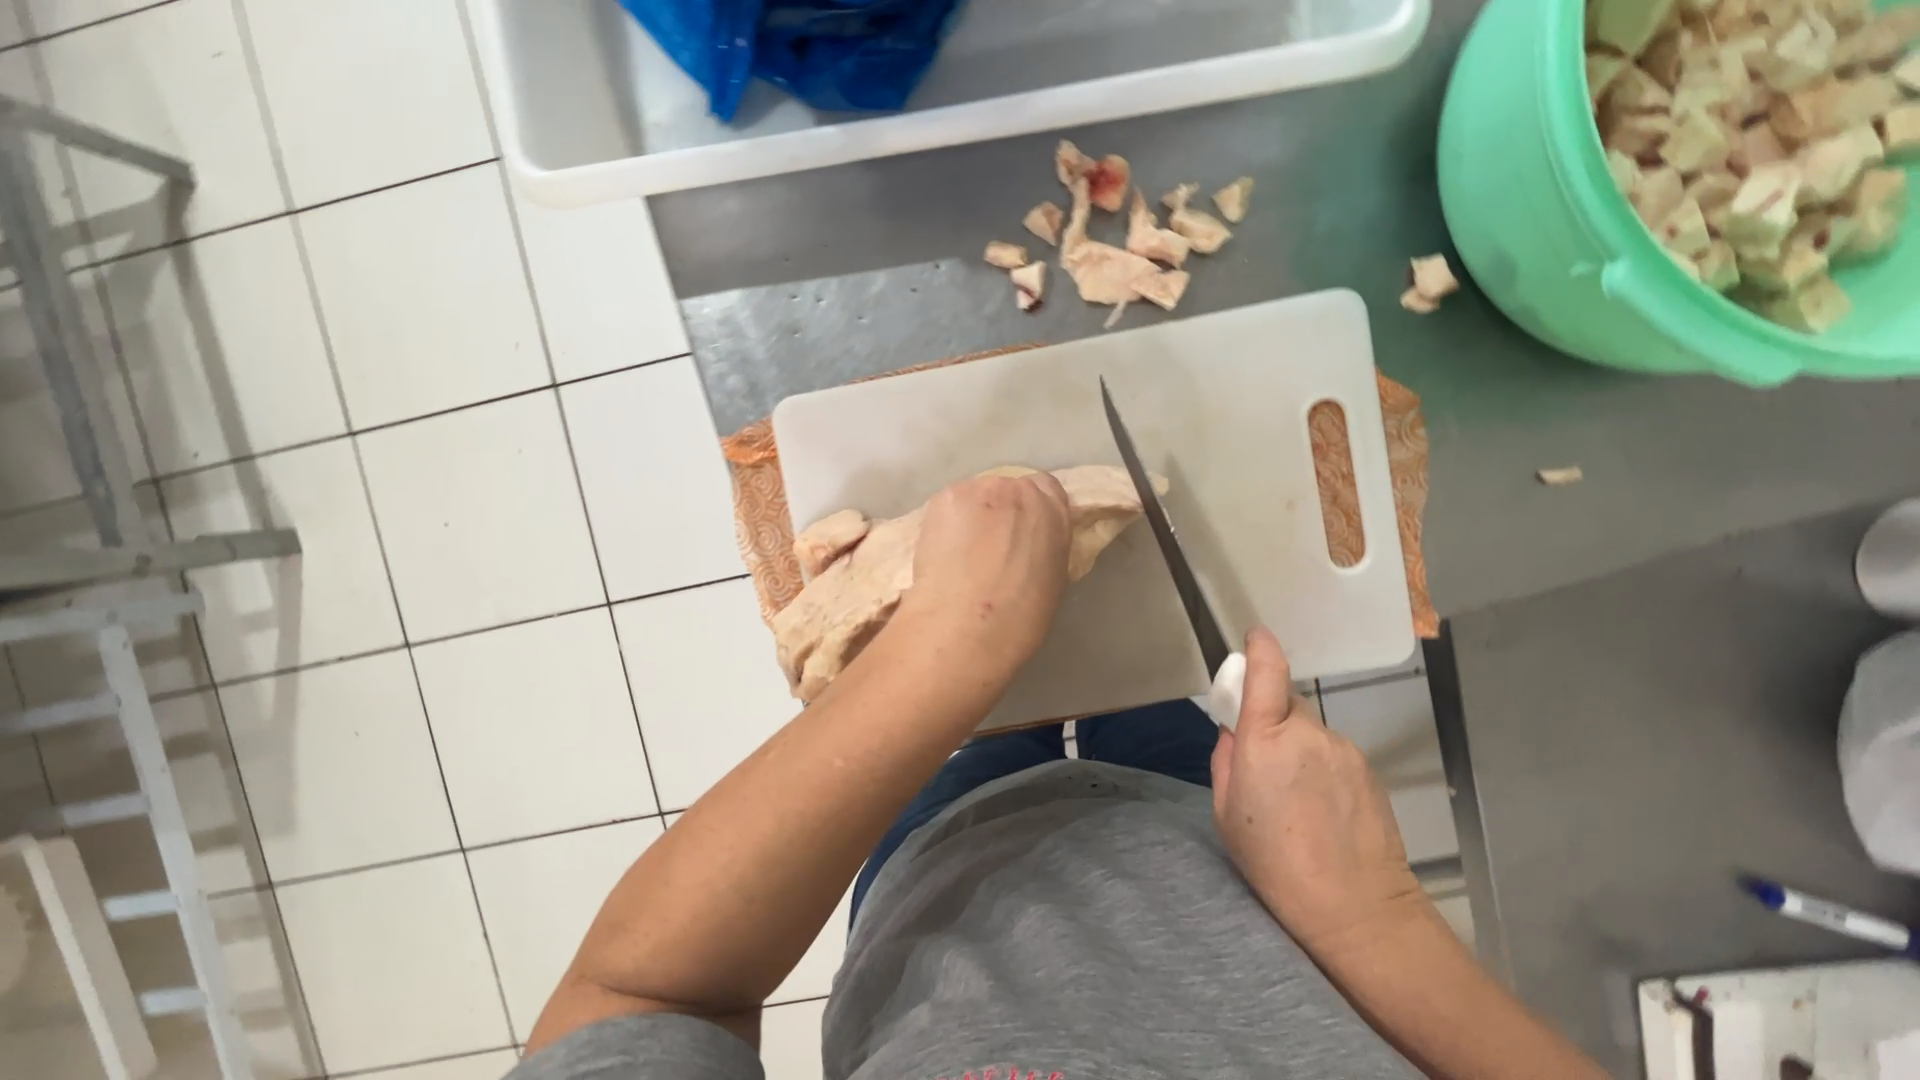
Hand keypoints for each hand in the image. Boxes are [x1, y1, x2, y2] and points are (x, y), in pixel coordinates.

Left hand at [898, 471, 1072, 682]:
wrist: (965, 625)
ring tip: (960, 553)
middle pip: (1008, 490)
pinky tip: (941, 551)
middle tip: (990, 547)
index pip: (1047, 489)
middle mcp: (1018, 490)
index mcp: (1053, 511)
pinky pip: (949, 506)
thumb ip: (1045, 549)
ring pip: (975, 497)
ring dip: (972, 517)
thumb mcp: (1053, 581)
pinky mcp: (944, 499)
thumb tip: (1032, 548)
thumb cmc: (1019, 617)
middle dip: (1000, 513)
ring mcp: (978, 490)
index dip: (1033, 511)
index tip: (1024, 533)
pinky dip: (947, 524)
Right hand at [1211, 626, 1428, 959]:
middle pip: (1286, 704)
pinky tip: (1323, 810)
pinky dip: (1322, 769)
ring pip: (1311, 732)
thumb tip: (1234, 733)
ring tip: (1297, 801)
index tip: (1254, 637)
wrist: (1356, 908)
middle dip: (1271, 721)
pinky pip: (1334, 755)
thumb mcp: (1227, 813)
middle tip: (1264, 766)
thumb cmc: (1275, 863)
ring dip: (1299, 750)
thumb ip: (1226, 760)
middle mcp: (1307, 732)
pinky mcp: (1368, 769)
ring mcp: (1344, 749)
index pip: (1266, 672)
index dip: (1259, 648)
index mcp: (1264, 740)